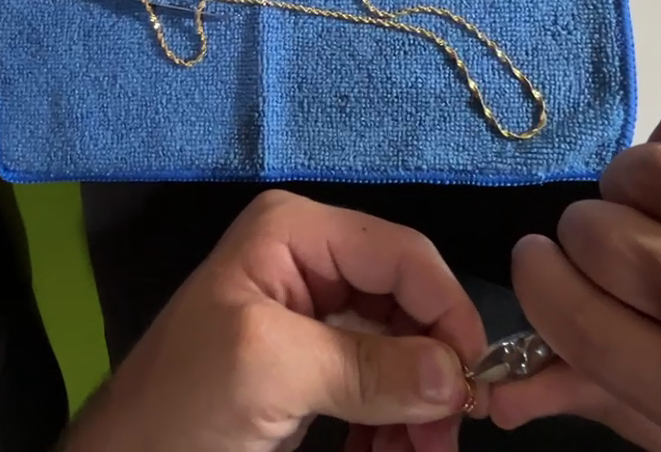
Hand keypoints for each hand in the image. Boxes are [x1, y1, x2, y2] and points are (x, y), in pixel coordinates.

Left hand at [62, 190, 488, 451]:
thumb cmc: (185, 400)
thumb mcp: (271, 370)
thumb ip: (365, 366)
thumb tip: (457, 376)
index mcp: (295, 231)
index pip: (399, 252)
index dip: (446, 309)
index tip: (475, 386)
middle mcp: (310, 257)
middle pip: (405, 301)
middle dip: (431, 368)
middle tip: (442, 442)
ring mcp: (313, 309)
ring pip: (400, 346)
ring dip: (417, 405)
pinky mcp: (314, 359)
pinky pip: (377, 379)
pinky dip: (392, 420)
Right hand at [490, 102, 660, 451]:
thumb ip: (597, 394)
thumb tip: (495, 389)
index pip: (595, 329)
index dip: (540, 283)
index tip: (538, 263)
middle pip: (617, 241)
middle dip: (581, 234)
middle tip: (599, 244)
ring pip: (654, 170)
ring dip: (623, 183)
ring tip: (648, 208)